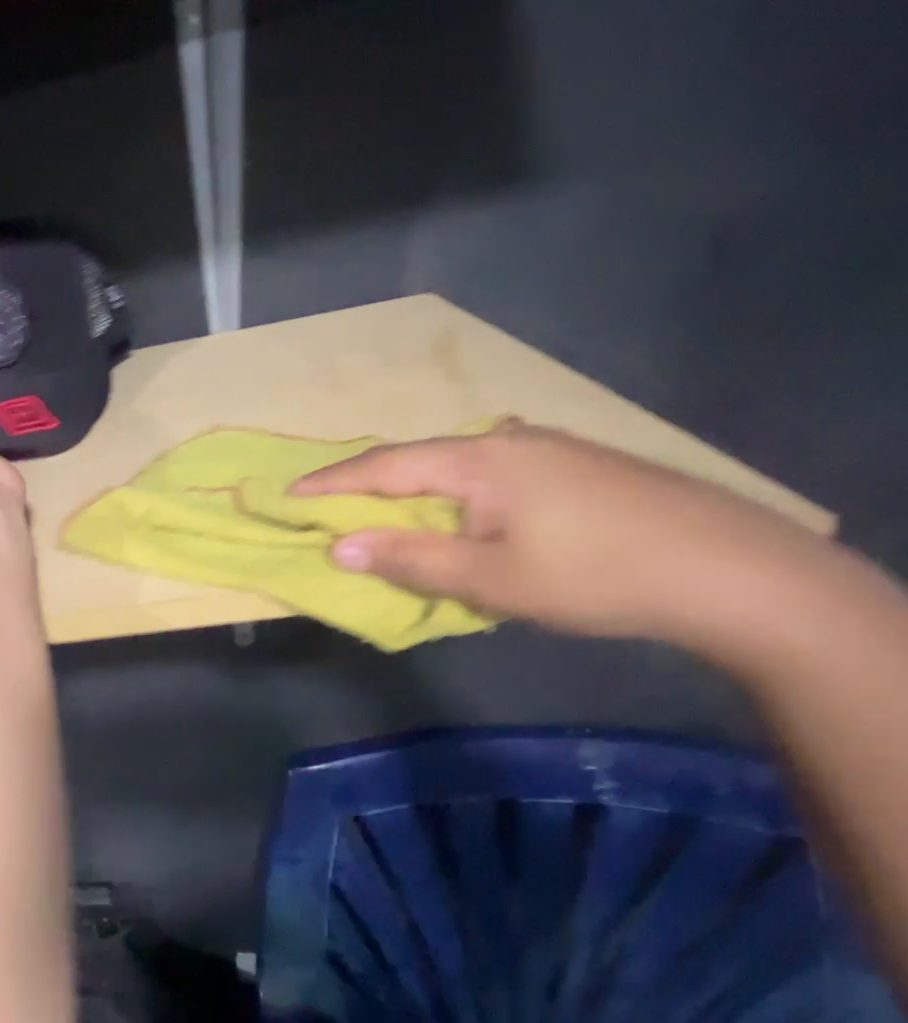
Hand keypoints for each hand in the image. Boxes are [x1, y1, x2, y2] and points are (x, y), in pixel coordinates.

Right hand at [291, 420, 837, 642]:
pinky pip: (495, 473)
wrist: (737, 571)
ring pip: (460, 465)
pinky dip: (460, 494)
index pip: (384, 465)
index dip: (332, 483)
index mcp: (480, 460)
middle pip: (420, 458)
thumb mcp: (491, 579)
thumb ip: (409, 559)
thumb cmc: (596, 576)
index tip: (288, 495)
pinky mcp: (582, 465)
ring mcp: (551, 448)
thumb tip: (339, 546)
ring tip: (395, 516)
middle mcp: (510, 440)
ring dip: (419, 491)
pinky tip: (470, 517)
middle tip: (335, 507)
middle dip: (372, 484)